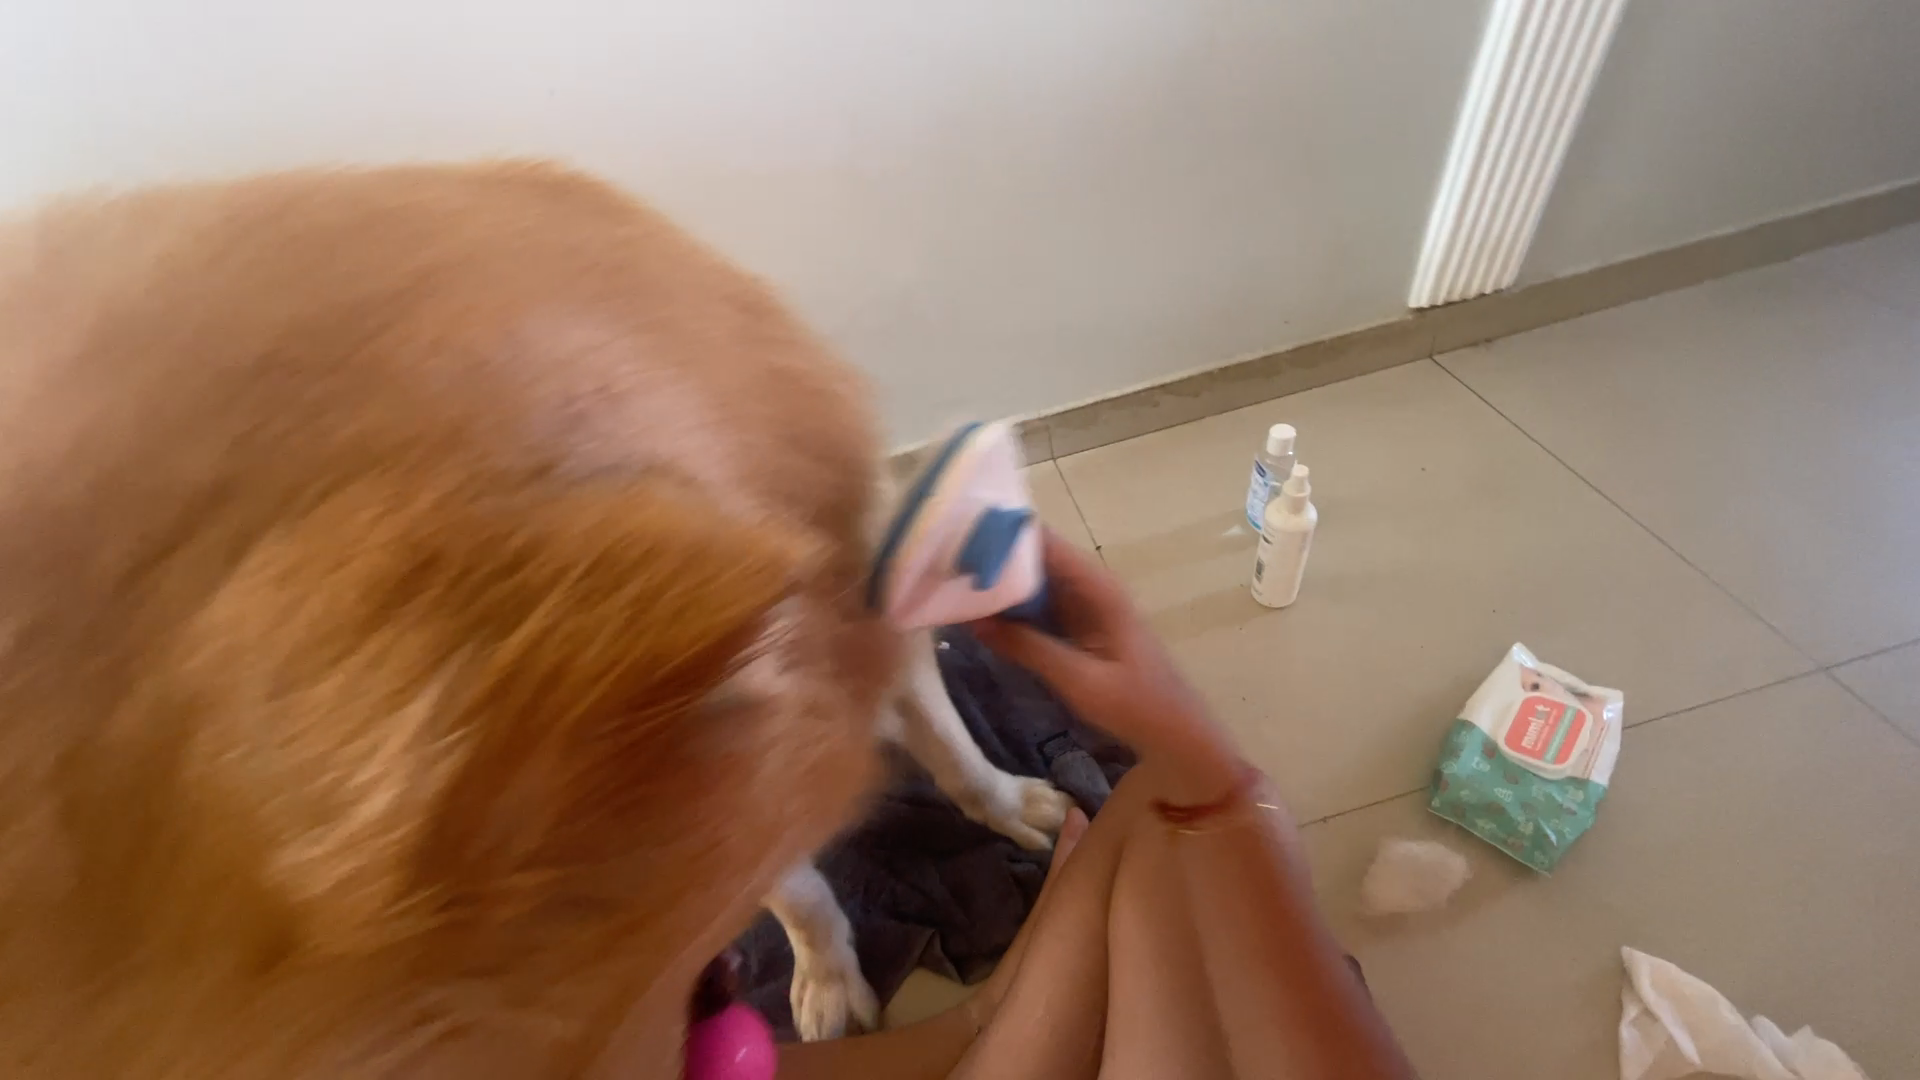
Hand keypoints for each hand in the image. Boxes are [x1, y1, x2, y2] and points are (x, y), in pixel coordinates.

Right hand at [971, 530, 1245, 799]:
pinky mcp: (1078, 625)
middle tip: (943, 566)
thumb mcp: (1078, 679)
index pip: (1043, 542)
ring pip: (1033, 581)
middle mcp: (1090, 586)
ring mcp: (1084, 605)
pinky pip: (1039, 605)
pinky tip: (978, 613)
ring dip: (998, 584)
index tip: (956, 540)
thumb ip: (1026, 647)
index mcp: (1097, 587)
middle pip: (1034, 557)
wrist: (1178, 736)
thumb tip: (972, 619)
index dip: (1001, 536)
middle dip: (992, 559)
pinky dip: (1012, 607)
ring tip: (950, 585)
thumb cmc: (1136, 706)